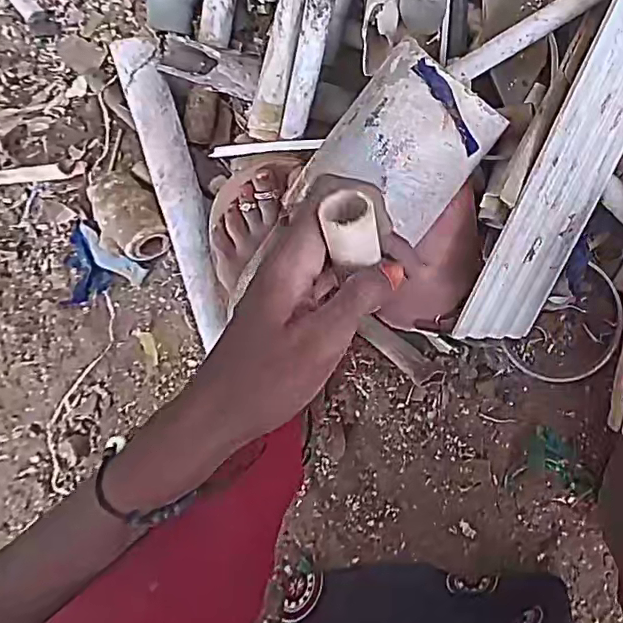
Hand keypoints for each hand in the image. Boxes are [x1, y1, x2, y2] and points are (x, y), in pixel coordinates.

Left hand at [193, 192, 408, 440]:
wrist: (219, 414)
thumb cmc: (262, 383)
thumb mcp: (322, 341)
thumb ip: (359, 299)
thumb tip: (392, 270)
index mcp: (289, 263)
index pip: (327, 208)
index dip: (365, 214)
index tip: (394, 240)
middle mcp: (286, 265)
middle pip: (334, 228)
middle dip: (372, 239)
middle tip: (402, 266)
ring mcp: (288, 284)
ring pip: (333, 254)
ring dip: (366, 262)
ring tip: (395, 280)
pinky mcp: (291, 303)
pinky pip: (327, 279)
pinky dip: (352, 284)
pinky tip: (371, 300)